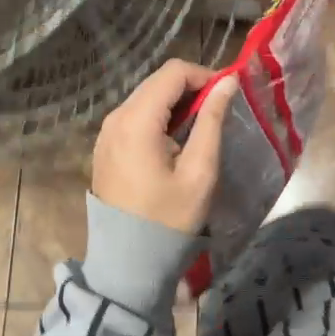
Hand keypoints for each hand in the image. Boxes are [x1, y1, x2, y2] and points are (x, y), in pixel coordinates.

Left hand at [93, 59, 237, 233]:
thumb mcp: (199, 171)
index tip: (227, 94)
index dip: (204, 75)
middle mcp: (116, 117)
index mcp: (136, 120)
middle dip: (191, 86)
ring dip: (175, 101)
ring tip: (200, 125)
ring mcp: (107, 131)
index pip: (173, 72)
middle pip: (158, 80)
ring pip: (146, 95)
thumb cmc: (169, 219)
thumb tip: (228, 81)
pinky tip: (175, 138)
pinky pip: (135, 114)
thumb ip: (212, 120)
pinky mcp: (106, 144)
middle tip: (217, 109)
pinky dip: (158, 115)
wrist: (127, 263)